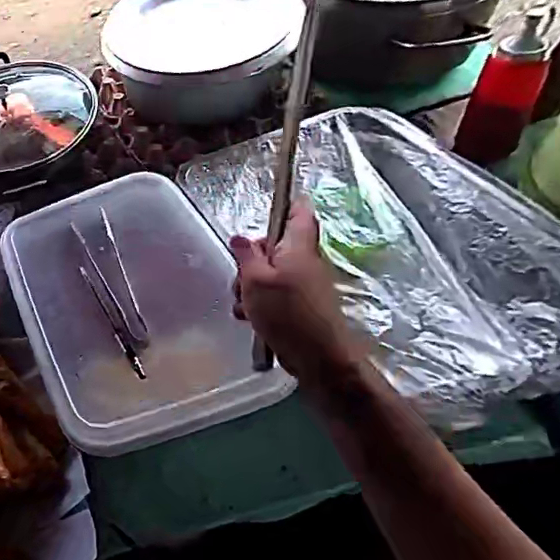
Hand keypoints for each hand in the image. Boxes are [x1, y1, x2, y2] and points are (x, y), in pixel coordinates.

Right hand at [230, 202, 365, 385]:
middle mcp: (304, 261)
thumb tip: (241, 237)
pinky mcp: (299, 305)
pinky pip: (273, 294)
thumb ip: (246, 256)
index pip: (299, 212)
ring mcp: (303, 284)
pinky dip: (258, 302)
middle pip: (272, 247)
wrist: (319, 358)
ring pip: (268, 273)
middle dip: (250, 259)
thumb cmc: (287, 313)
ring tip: (244, 304)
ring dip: (250, 286)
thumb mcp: (255, 280)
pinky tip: (250, 318)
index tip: (270, 201)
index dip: (287, 201)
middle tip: (240, 276)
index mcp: (297, 247)